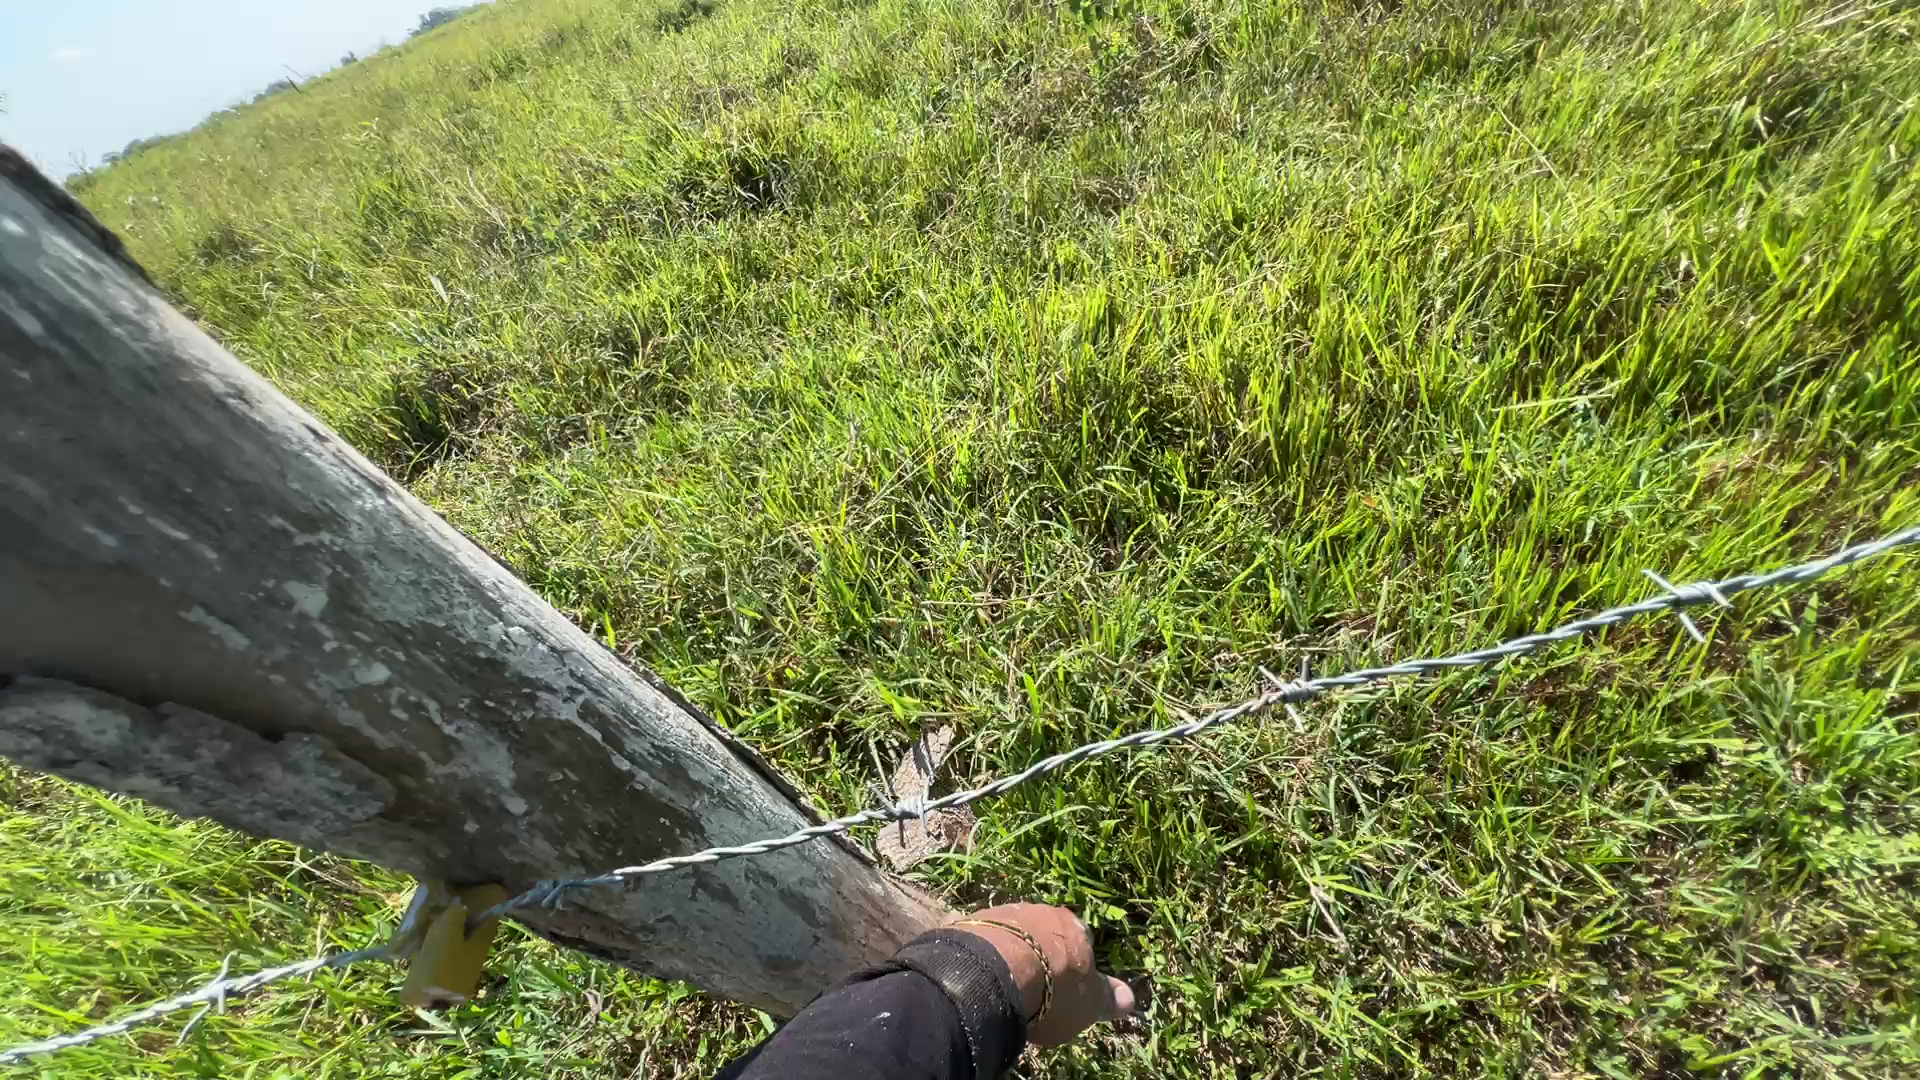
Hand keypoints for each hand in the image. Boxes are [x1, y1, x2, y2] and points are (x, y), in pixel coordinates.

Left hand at [948, 903, 1134, 1046]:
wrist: (998, 973)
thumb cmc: (1052, 990)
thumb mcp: (1088, 1004)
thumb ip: (1108, 997)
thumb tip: (1130, 998)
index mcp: (1075, 928)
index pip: (1082, 941)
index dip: (1077, 963)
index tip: (1070, 984)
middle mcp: (1044, 911)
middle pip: (1049, 932)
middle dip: (1045, 952)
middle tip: (1040, 983)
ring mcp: (1011, 911)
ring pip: (1019, 930)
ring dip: (1017, 948)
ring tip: (1012, 979)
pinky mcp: (980, 919)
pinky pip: (990, 933)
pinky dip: (991, 948)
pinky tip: (987, 968)